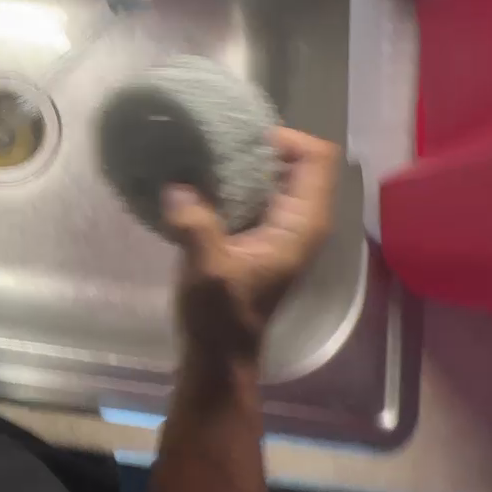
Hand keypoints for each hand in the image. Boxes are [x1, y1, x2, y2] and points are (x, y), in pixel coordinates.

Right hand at [162, 128, 338, 363]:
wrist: (217, 352)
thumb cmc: (222, 316)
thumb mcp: (209, 271)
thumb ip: (196, 227)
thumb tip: (176, 188)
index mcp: (301, 224)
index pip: (316, 158)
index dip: (283, 138)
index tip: (236, 139)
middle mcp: (296, 219)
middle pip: (291, 160)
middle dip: (253, 145)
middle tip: (209, 140)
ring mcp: (275, 227)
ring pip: (267, 175)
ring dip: (236, 163)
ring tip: (196, 155)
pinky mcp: (252, 234)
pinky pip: (246, 192)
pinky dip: (224, 181)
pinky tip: (191, 182)